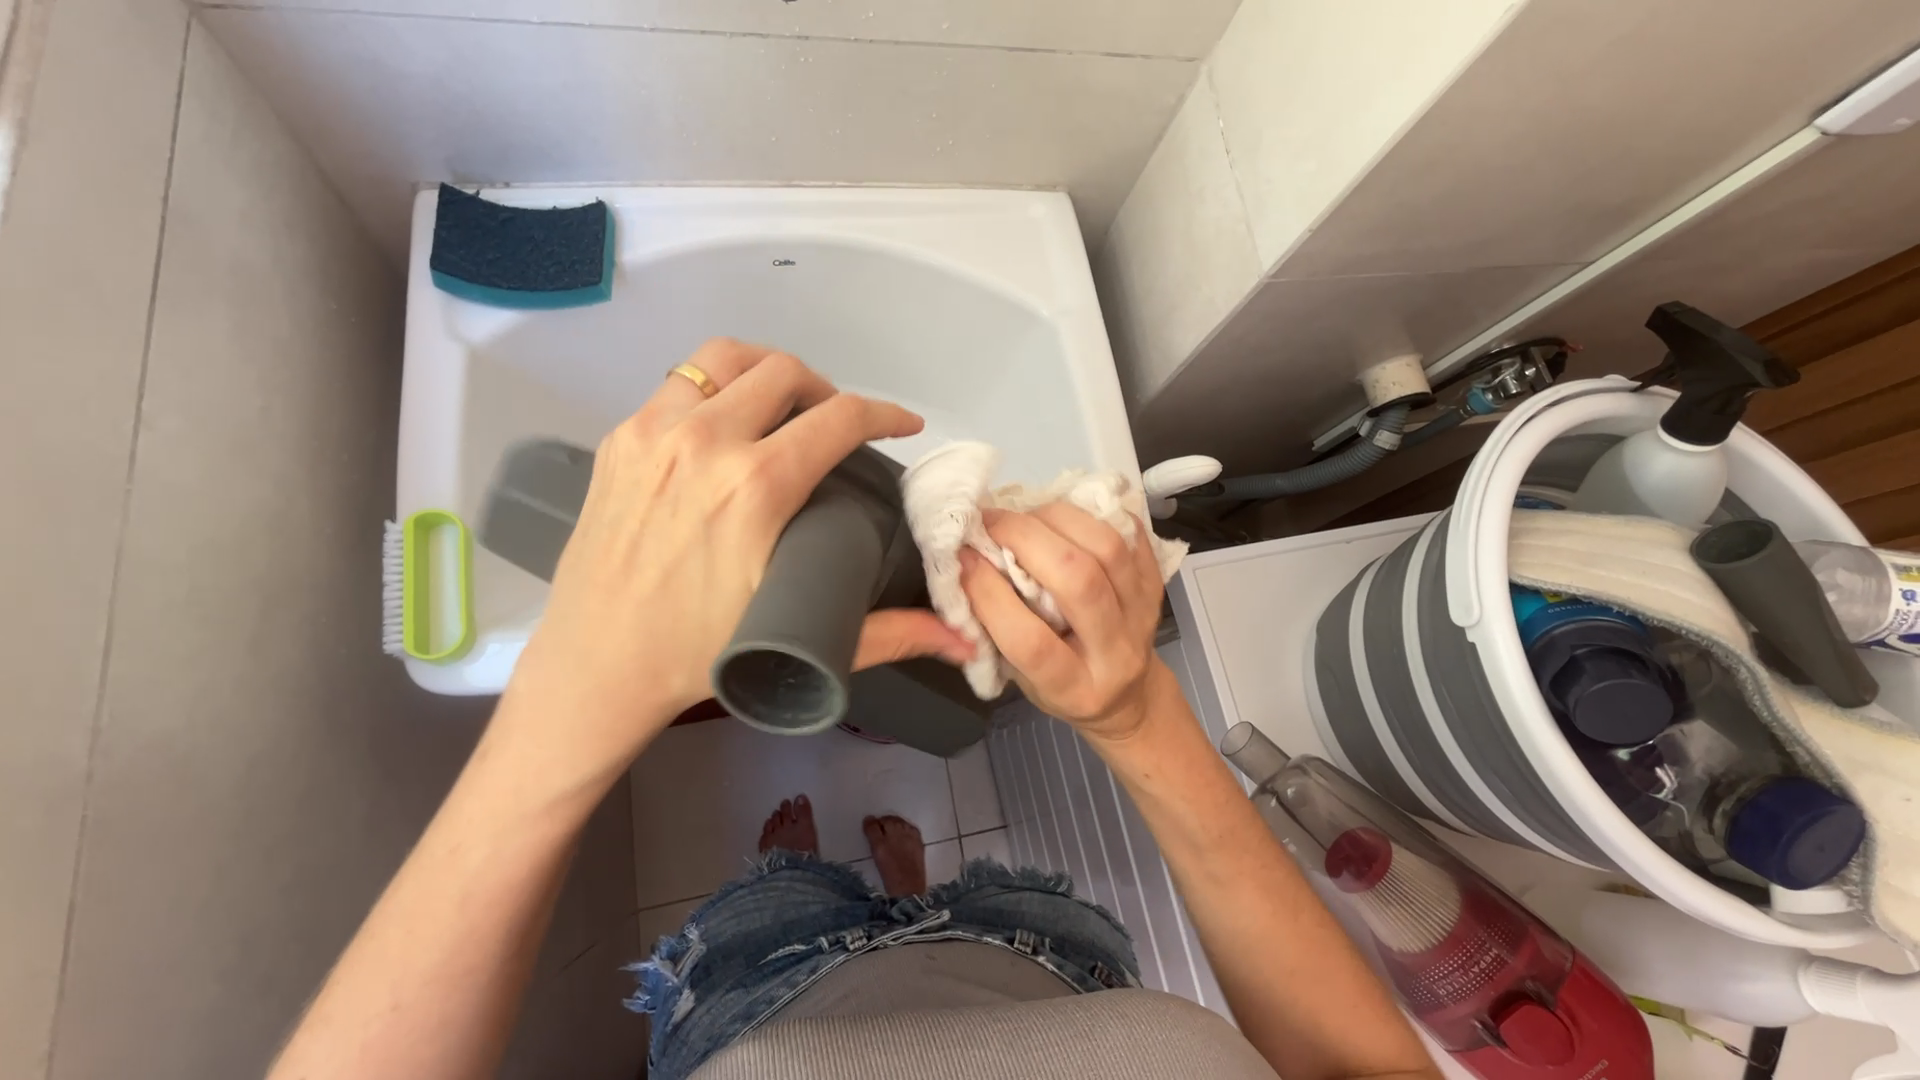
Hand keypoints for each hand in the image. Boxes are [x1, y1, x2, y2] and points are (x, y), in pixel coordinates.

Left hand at [499, 339, 968, 781]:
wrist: (596, 668)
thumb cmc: (700, 657)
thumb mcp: (800, 636)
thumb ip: (889, 633)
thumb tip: (961, 641)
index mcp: (756, 485)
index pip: (840, 417)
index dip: (884, 413)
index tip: (902, 424)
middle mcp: (705, 442)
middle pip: (786, 371)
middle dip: (828, 390)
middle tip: (837, 425)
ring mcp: (654, 433)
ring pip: (725, 358)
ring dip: (766, 371)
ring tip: (781, 405)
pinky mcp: (619, 440)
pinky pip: (678, 383)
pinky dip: (715, 389)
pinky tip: (724, 426)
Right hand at [959, 504, 1171, 744]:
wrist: (1127, 695)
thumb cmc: (1060, 687)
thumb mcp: (1018, 678)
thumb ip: (993, 630)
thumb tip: (963, 564)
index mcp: (1073, 688)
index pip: (1030, 640)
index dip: (990, 594)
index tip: (964, 559)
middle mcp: (1116, 653)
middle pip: (1078, 580)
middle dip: (1025, 538)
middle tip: (991, 523)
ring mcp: (1143, 614)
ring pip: (1106, 548)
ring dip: (1056, 518)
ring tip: (1025, 517)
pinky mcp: (1156, 585)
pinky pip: (1130, 533)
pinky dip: (1092, 515)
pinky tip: (1062, 518)